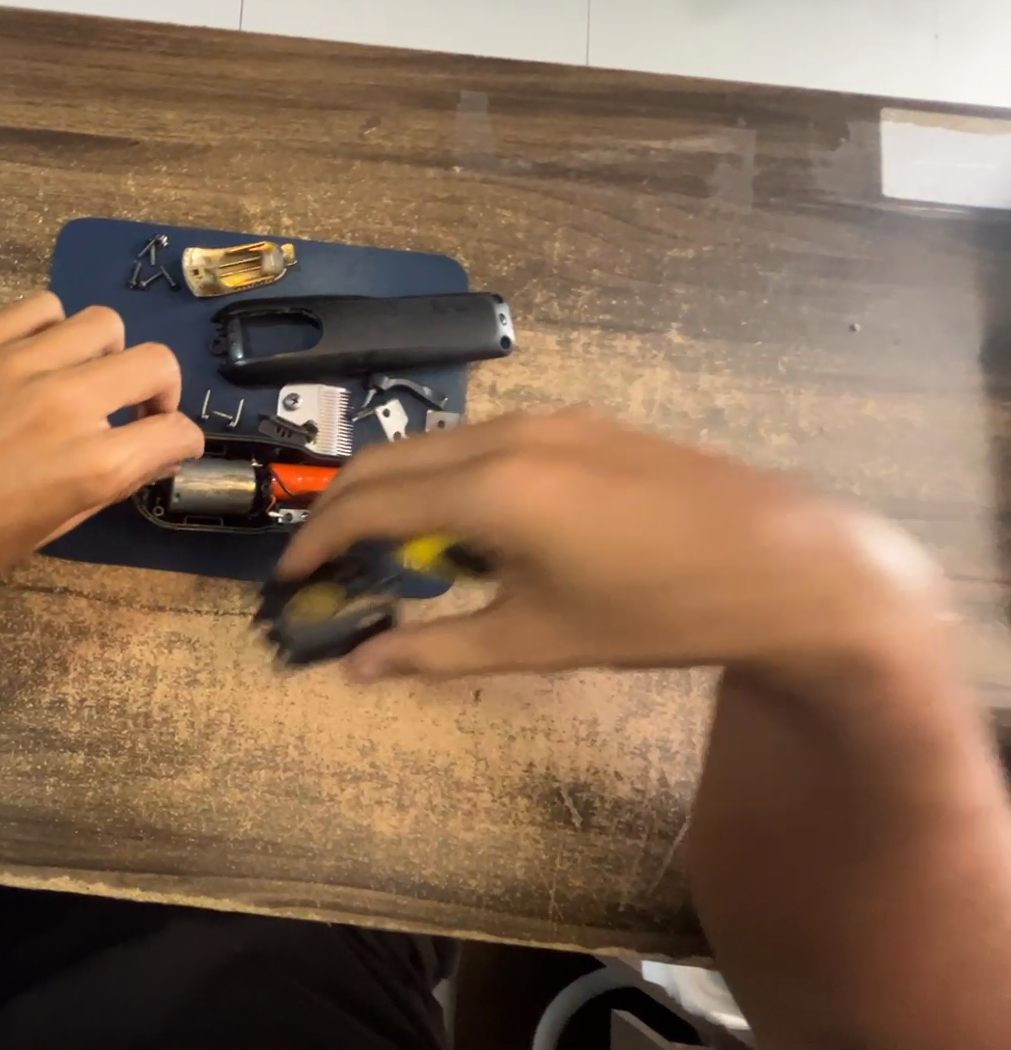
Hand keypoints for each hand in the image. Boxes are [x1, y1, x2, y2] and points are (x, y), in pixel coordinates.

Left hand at [0, 292, 202, 595]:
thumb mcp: (51, 529)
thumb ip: (106, 483)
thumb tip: (142, 453)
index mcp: (90, 464)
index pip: (175, 432)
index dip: (180, 443)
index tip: (165, 447)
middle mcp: (65, 404)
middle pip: (154, 364)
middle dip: (160, 392)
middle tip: (133, 413)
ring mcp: (19, 364)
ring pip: (102, 324)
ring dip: (107, 355)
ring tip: (81, 380)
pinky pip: (41, 308)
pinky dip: (53, 331)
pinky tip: (36, 360)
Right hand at [279, 410, 949, 680]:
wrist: (801, 568)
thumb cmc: (658, 615)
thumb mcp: (535, 642)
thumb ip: (430, 650)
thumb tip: (351, 670)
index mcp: (487, 492)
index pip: (362, 507)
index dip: (313, 541)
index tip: (288, 575)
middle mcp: (499, 438)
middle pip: (377, 463)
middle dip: (334, 510)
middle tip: (321, 560)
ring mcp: (537, 419)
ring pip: (420, 446)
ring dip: (382, 489)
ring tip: (380, 543)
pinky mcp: (566, 419)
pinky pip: (465, 440)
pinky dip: (430, 475)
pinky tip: (453, 518)